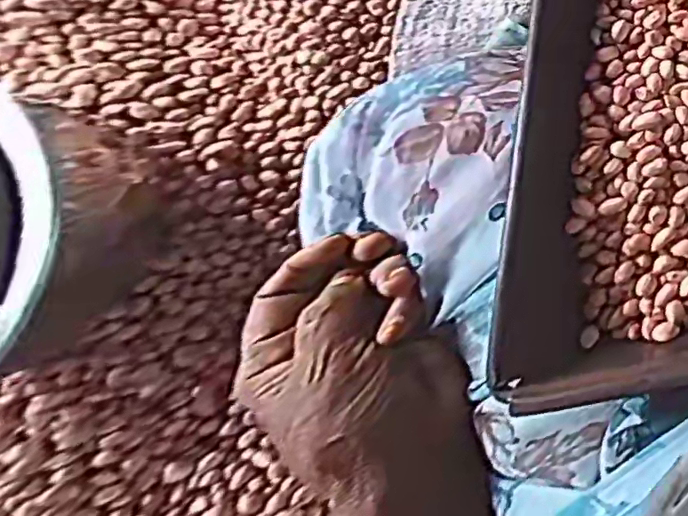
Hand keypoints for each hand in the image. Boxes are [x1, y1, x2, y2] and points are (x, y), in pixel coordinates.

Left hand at [235, 232, 490, 515]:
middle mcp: (321, 338)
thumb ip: (328, 306)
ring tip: (399, 290)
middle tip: (378, 249)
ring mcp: (366, 333)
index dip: (307, 262)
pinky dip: (408, 300)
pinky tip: (406, 322)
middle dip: (358, 260)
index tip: (340, 240)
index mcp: (278, 354)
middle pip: (335, 278)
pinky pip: (406, 295)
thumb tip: (347, 269)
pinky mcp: (407, 329)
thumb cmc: (348, 419)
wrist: (409, 447)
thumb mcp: (321, 362)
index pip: (280, 293)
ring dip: (390, 277)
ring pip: (376, 280)